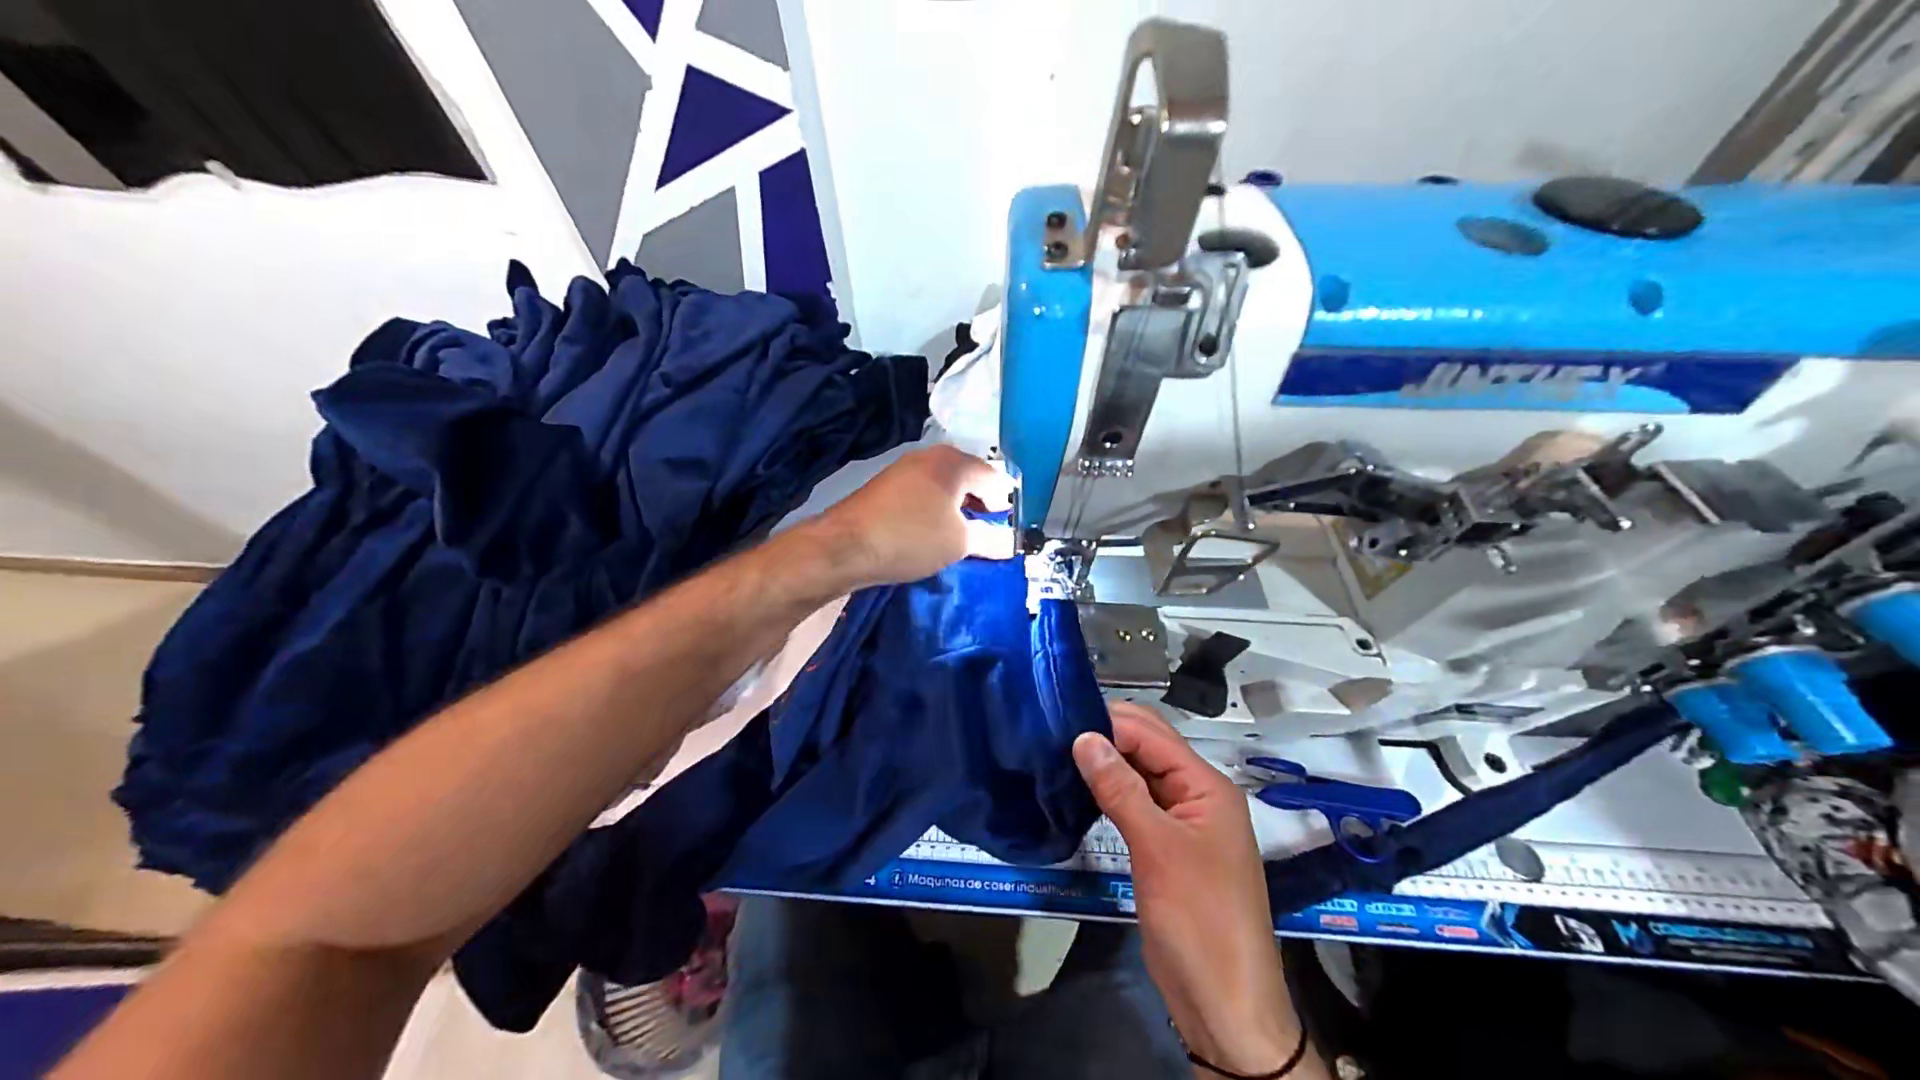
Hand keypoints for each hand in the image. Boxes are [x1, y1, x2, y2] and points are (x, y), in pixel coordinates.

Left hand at [807, 445, 1014, 588]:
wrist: (844, 546)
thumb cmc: (911, 538)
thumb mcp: (959, 543)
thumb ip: (989, 538)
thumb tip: (1006, 541)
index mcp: (953, 462)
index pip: (993, 477)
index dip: (1005, 503)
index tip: (1007, 528)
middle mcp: (929, 456)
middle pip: (968, 477)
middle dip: (981, 504)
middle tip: (988, 532)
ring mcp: (903, 469)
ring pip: (943, 486)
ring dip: (956, 508)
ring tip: (961, 537)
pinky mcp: (885, 486)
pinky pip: (923, 494)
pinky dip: (934, 509)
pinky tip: (931, 533)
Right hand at [1074, 703, 1307, 1075]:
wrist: (1223, 1002)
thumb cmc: (1198, 919)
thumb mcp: (1156, 848)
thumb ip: (1120, 788)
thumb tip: (1083, 737)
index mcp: (1207, 786)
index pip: (1153, 734)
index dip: (1110, 723)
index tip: (1060, 720)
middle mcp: (1197, 796)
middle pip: (1149, 750)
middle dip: (1107, 738)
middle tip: (1052, 735)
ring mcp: (1182, 824)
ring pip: (1140, 776)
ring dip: (1106, 765)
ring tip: (1057, 755)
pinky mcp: (1166, 848)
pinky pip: (1137, 805)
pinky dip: (1110, 794)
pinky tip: (1079, 791)